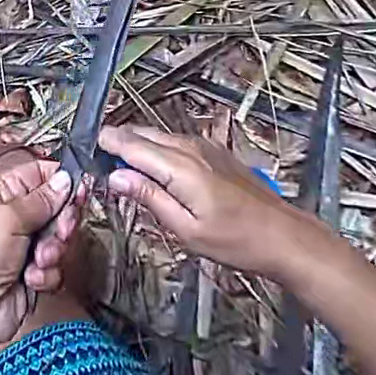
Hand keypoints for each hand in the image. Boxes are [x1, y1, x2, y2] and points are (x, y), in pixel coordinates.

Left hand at [0, 159, 79, 344]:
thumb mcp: (9, 219)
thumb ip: (42, 199)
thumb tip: (64, 178)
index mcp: (0, 191)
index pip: (38, 174)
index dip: (61, 181)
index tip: (79, 190)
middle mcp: (13, 214)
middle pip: (56, 206)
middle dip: (61, 222)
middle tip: (59, 231)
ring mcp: (24, 243)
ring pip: (60, 237)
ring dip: (53, 251)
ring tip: (38, 259)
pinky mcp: (34, 270)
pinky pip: (57, 265)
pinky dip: (48, 274)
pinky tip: (31, 279)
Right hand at [100, 124, 327, 278]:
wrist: (288, 237)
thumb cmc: (237, 241)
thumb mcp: (187, 230)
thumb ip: (148, 198)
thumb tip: (113, 176)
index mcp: (178, 166)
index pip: (128, 143)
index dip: (104, 144)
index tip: (87, 154)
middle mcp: (187, 147)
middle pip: (138, 133)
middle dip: (116, 144)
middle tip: (101, 168)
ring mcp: (201, 145)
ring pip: (154, 135)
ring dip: (135, 147)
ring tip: (125, 172)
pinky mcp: (211, 150)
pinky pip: (171, 140)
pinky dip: (155, 149)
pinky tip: (155, 172)